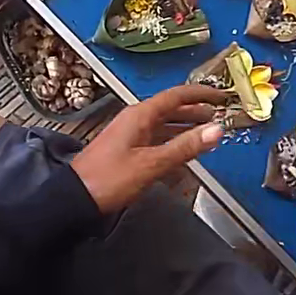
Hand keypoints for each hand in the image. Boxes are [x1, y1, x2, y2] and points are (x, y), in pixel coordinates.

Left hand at [72, 84, 226, 212]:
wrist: (74, 199)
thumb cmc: (109, 178)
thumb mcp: (152, 163)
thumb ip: (185, 146)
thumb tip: (217, 129)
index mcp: (141, 115)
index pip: (177, 96)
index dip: (201, 94)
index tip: (221, 96)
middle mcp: (137, 120)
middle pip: (172, 109)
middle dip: (196, 111)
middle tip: (219, 115)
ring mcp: (132, 135)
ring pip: (165, 126)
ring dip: (186, 128)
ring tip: (207, 133)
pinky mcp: (129, 150)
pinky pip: (157, 141)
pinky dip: (174, 144)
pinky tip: (184, 154)